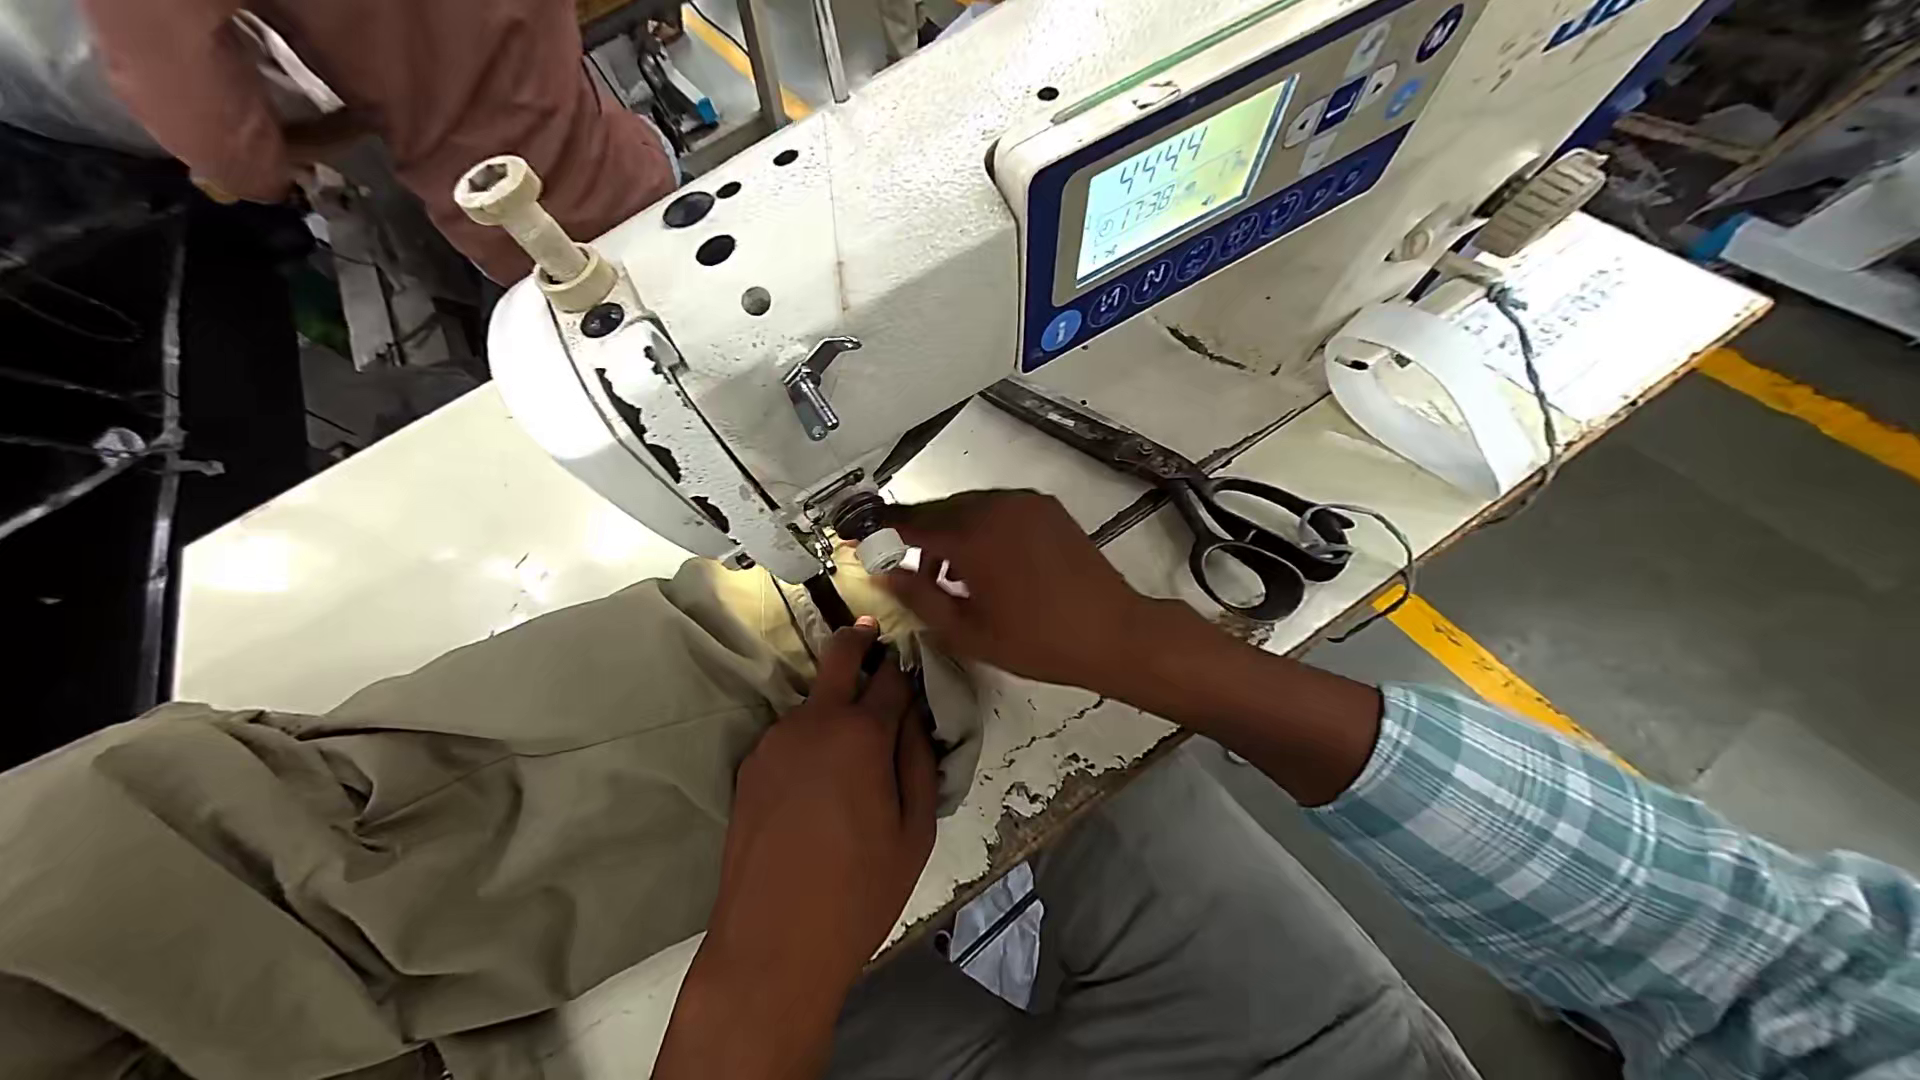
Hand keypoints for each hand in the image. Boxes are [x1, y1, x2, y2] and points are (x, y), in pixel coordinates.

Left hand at [655, 619, 936, 1079]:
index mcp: (862, 734)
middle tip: (873, 635)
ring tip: (850, 746)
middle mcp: (814, 722)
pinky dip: (810, 737)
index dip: (906, 667)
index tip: (913, 664)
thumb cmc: (859, 891)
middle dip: (860, 640)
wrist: (771, 944)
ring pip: (814, 701)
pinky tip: (817, 778)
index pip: (891, 678)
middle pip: (839, 656)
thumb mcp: (914, 830)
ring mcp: (775, 740)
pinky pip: (791, 734)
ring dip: (835, 703)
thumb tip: (915, 716)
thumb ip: (919, 761)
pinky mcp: (750, 765)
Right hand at [882, 492, 1382, 807]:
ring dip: (950, 532)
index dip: (882, 530)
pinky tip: (986, 563)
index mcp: (973, 535)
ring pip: (970, 506)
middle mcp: (996, 505)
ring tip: (951, 576)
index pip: (911, 523)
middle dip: (918, 535)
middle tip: (911, 571)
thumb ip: (920, 597)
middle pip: (940, 510)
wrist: (1113, 631)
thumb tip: (883, 572)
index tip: (859, 537)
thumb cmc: (1037, 640)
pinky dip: (980, 527)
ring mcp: (1025, 502)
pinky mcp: (1046, 508)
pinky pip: (998, 508)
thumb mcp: (969, 630)